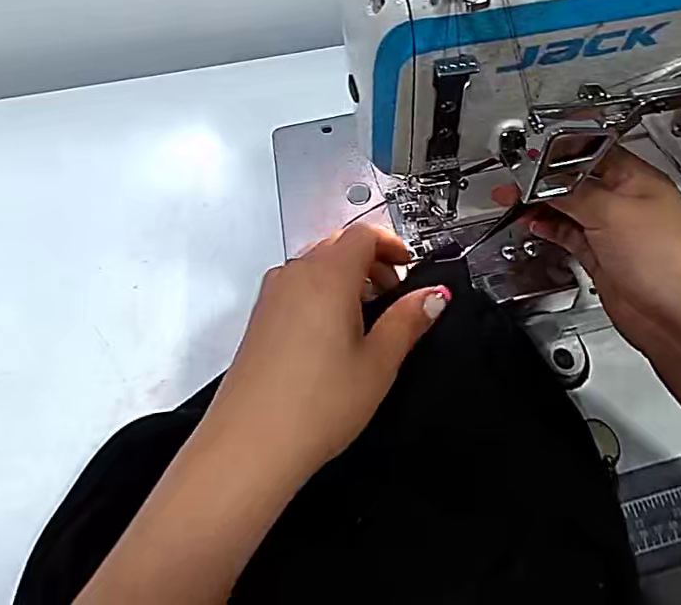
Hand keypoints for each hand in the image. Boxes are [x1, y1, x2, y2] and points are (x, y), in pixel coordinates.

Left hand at [200, 223, 449, 481]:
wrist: (248, 447)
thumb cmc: (309, 409)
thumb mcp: (378, 364)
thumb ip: (409, 321)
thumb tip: (432, 297)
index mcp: (328, 277)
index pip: (365, 235)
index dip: (392, 244)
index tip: (408, 262)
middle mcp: (295, 276)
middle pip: (340, 243)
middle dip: (372, 260)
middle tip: (395, 290)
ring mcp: (273, 295)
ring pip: (317, 263)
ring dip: (346, 275)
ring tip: (366, 315)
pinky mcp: (260, 316)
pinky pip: (297, 284)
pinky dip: (321, 292)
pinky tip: (333, 333)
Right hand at [494, 148, 680, 354]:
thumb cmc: (672, 266)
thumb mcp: (613, 213)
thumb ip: (573, 192)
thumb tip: (545, 179)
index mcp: (637, 180)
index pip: (592, 153)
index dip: (560, 152)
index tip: (532, 156)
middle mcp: (625, 203)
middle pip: (576, 181)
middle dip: (544, 179)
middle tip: (516, 180)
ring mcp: (614, 232)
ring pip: (569, 209)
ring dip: (542, 204)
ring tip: (515, 200)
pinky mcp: (603, 259)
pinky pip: (569, 235)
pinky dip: (550, 228)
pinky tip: (535, 224)